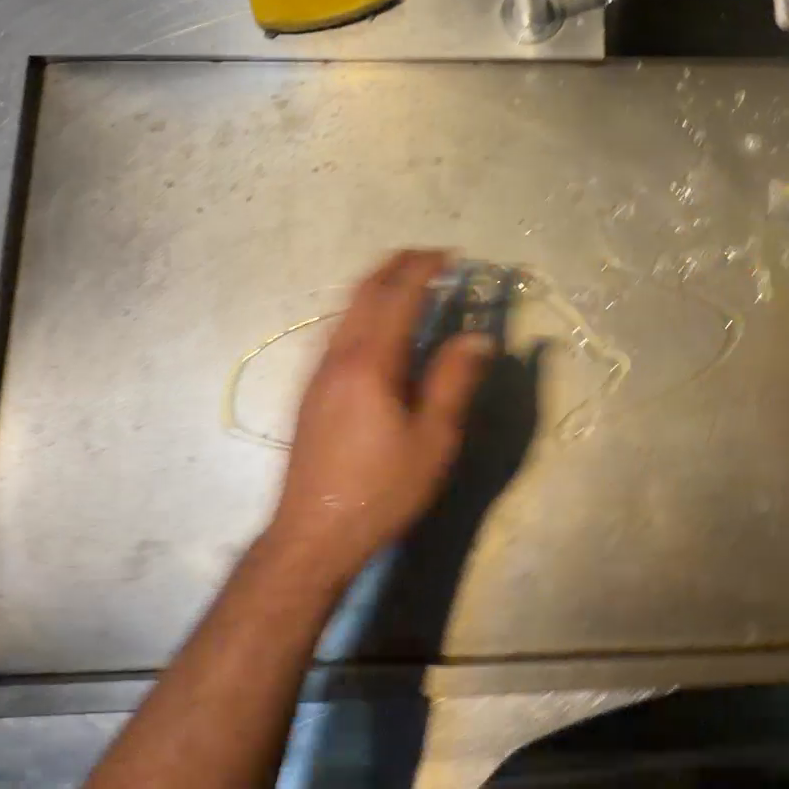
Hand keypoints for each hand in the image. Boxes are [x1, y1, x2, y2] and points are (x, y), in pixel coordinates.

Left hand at [267, 249, 493, 583]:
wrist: (312, 533)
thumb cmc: (382, 489)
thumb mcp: (433, 440)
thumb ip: (454, 381)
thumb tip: (478, 337)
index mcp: (370, 363)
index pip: (398, 296)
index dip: (425, 269)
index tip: (452, 256)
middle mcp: (337, 356)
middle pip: (363, 290)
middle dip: (397, 265)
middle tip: (432, 258)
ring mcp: (317, 372)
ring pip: (345, 308)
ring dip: (377, 284)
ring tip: (409, 283)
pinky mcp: (310, 390)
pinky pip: (337, 329)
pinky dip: (362, 308)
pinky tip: (378, 328)